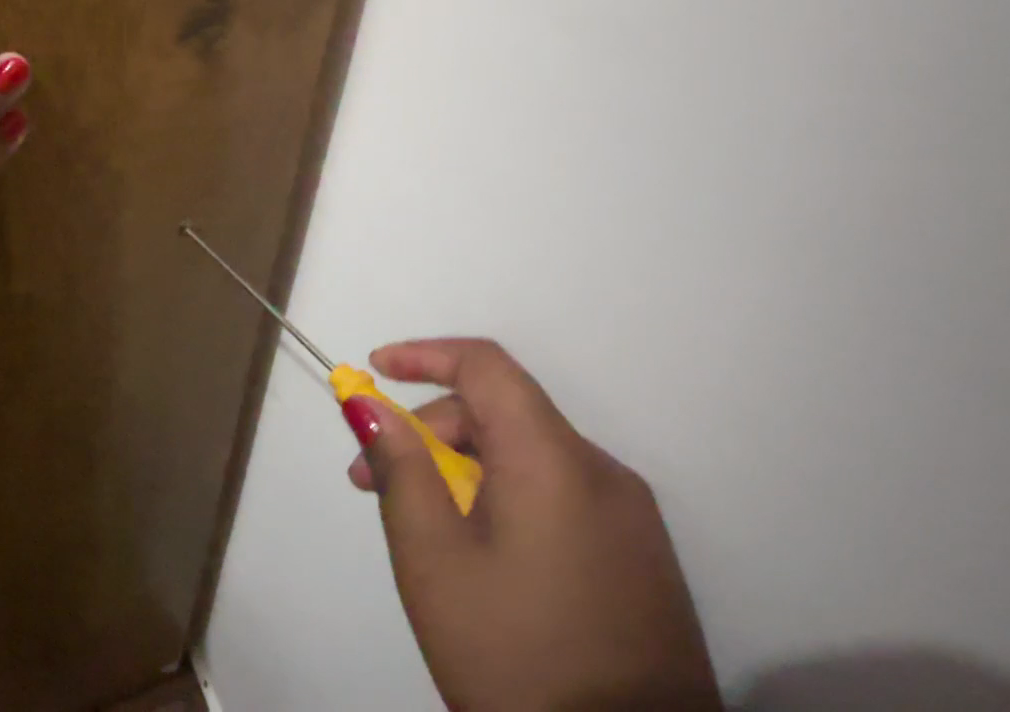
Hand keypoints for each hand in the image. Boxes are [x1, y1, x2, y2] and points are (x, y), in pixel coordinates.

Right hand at [342, 339, 720, 710]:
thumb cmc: (512, 653)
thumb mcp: (432, 557)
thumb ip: (400, 468)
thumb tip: (371, 406)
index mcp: (554, 461)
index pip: (486, 366)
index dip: (424, 355)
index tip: (373, 369)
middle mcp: (602, 472)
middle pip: (503, 413)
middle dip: (429, 429)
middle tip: (370, 479)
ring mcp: (630, 517)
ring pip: (528, 456)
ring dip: (462, 467)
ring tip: (417, 523)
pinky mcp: (640, 556)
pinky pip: (559, 494)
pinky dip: (503, 495)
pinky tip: (476, 550)